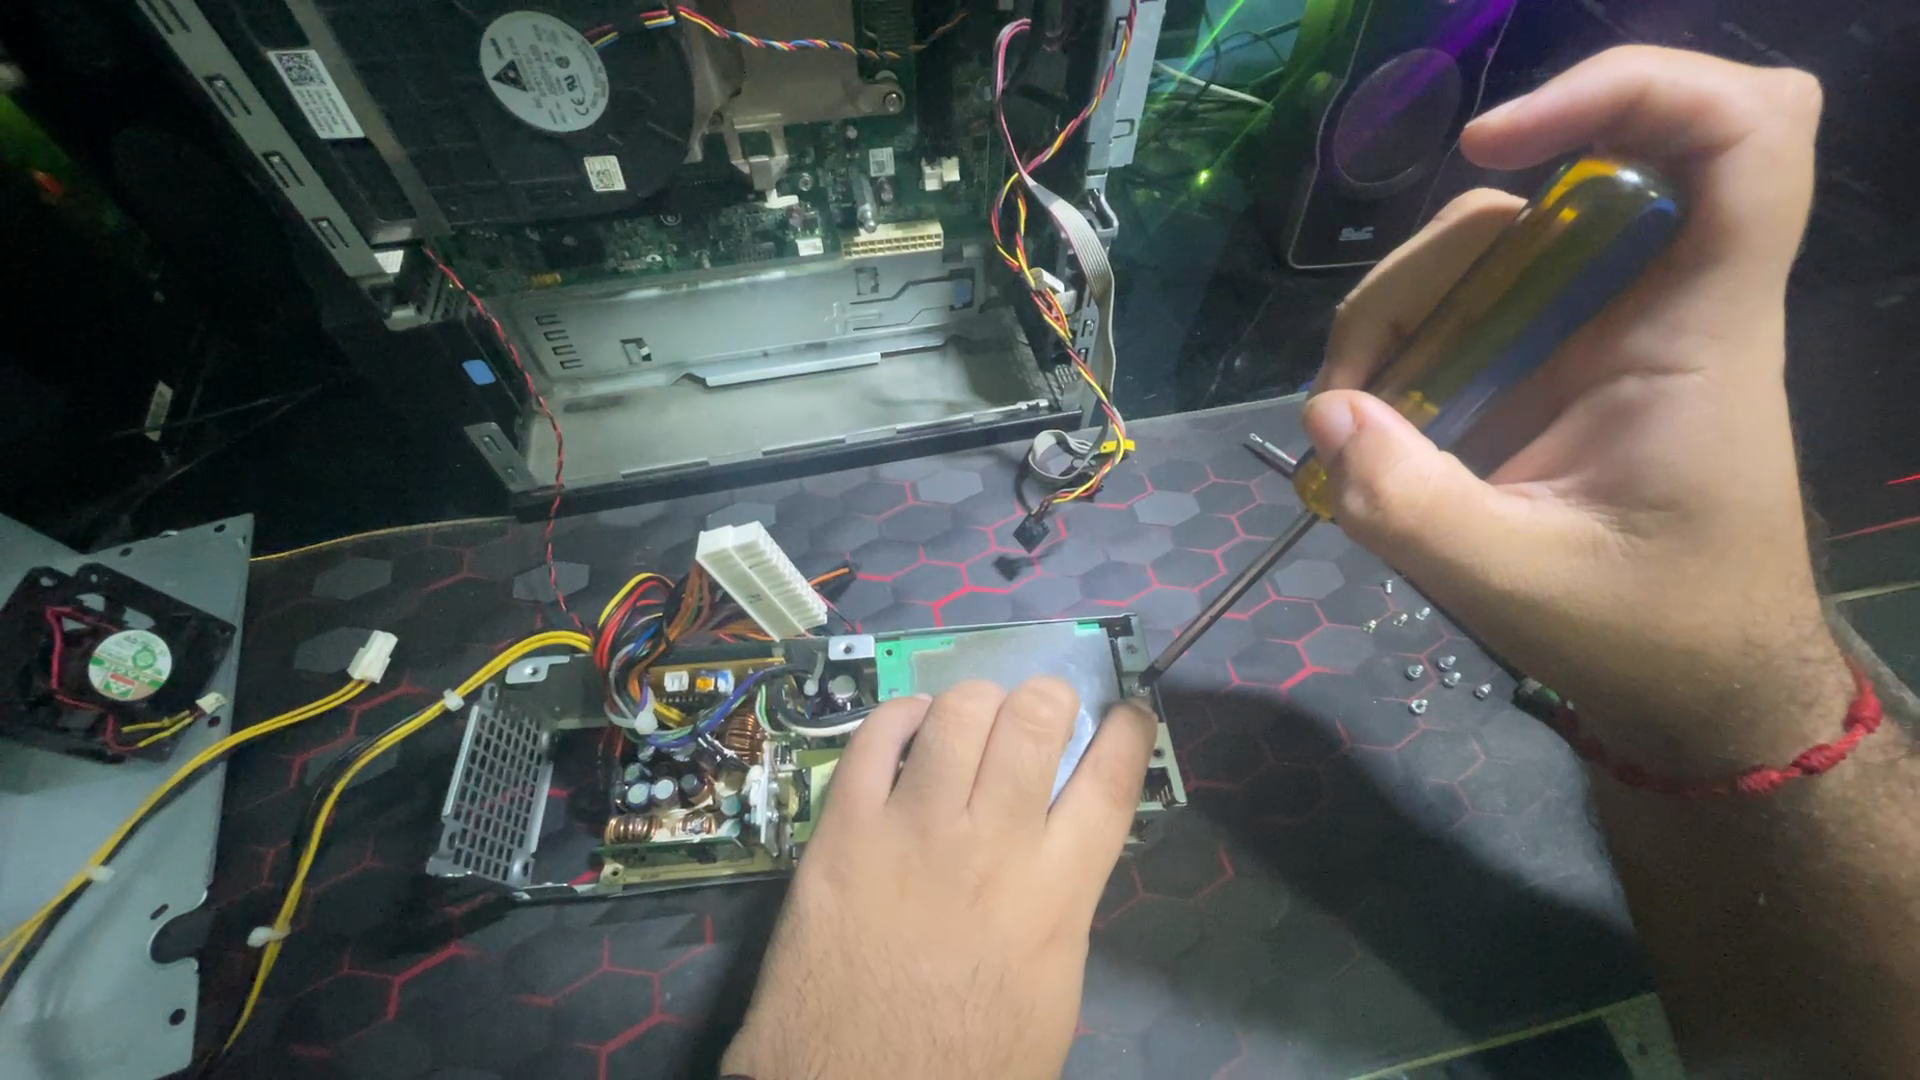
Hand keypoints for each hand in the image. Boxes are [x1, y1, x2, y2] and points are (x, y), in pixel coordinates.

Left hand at [721, 679, 1156, 1079]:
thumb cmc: (965, 1060)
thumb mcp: (1048, 989)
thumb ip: (1060, 900)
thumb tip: (1061, 834)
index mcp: (1053, 895)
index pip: (1109, 784)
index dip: (1128, 732)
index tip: (1128, 709)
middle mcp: (989, 845)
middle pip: (1032, 722)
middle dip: (1046, 696)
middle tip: (1039, 707)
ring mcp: (912, 829)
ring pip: (957, 715)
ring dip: (975, 701)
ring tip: (974, 715)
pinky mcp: (844, 828)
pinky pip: (875, 738)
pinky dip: (900, 715)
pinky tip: (911, 724)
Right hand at [1304, 46, 1851, 768]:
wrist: (1687, 679)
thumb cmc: (1643, 629)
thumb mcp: (1515, 580)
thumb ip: (1413, 506)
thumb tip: (1326, 418)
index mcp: (1687, 334)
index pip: (1731, 136)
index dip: (1622, 92)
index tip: (1492, 147)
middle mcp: (1634, 313)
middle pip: (1527, 212)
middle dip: (1415, 280)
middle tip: (1356, 392)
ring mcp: (1571, 344)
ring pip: (1466, 267)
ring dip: (1384, 329)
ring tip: (1353, 430)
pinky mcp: (1525, 378)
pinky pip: (1443, 325)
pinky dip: (1386, 364)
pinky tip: (1369, 432)